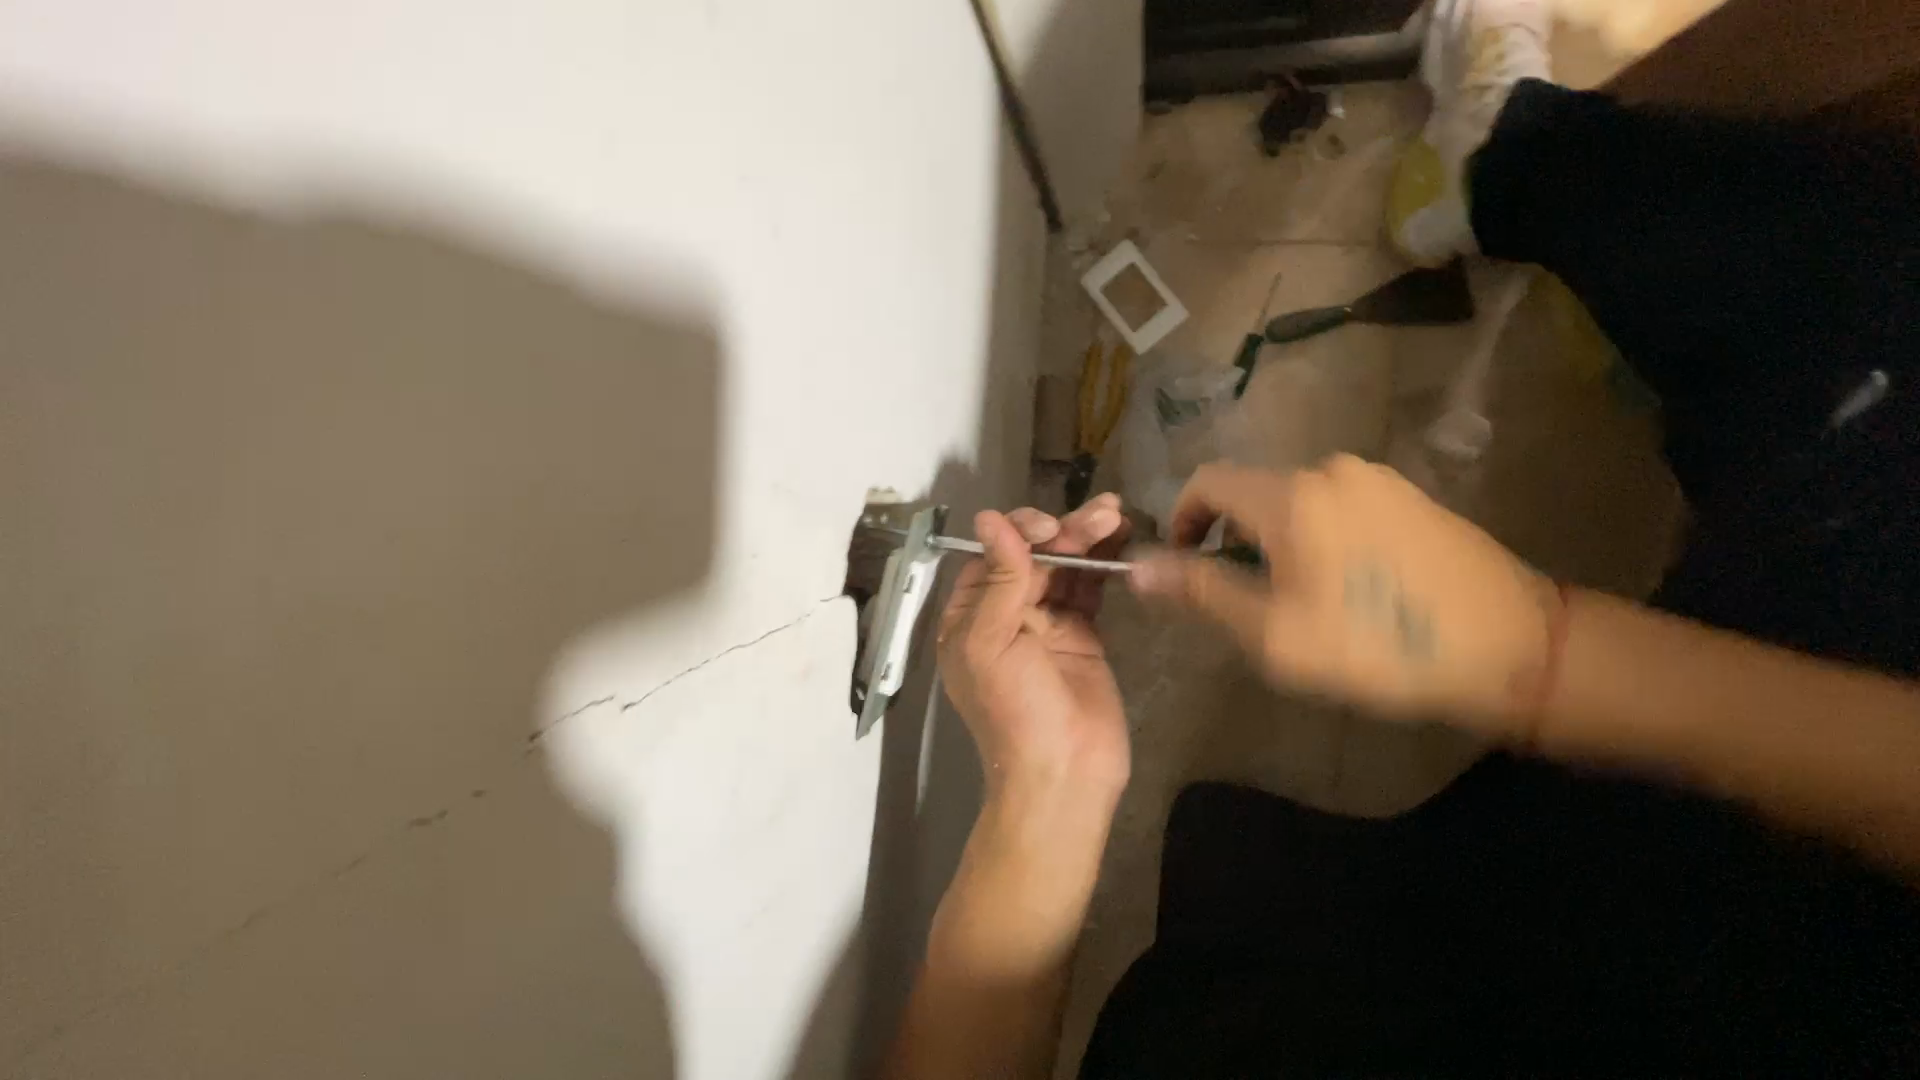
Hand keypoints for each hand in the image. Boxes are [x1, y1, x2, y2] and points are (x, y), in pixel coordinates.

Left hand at [937, 494, 1130, 803]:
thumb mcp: (991, 643)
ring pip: (1064, 568)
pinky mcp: (1082, 636)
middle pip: (1032, 556)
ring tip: (1117, 512)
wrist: (1064, 774)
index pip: (992, 556)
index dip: (1020, 532)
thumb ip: (997, 579)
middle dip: (1064, 531)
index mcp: (969, 616)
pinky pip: (1089, 590)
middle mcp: (1004, 614)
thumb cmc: (1016, 710)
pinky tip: (1122, 539)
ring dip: (1088, 538)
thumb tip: (988, 519)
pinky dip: (1104, 565)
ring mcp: (1044, 624)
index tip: (1049, 526)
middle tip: (1101, 513)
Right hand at [1130, 456, 1557, 733]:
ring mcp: (1378, 478)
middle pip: (1253, 492)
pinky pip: (1340, 505)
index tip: (1185, 563)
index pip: (1207, 482)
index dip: (1182, 519)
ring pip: (1297, 500)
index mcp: (1290, 496)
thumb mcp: (1274, 632)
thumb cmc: (1378, 646)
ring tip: (1298, 596)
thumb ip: (1202, 591)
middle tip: (1246, 596)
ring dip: (1277, 538)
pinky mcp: (1412, 495)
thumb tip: (1136, 565)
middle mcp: (1330, 470)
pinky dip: (1320, 534)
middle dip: (1233, 537)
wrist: (1515, 648)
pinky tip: (1347, 584)